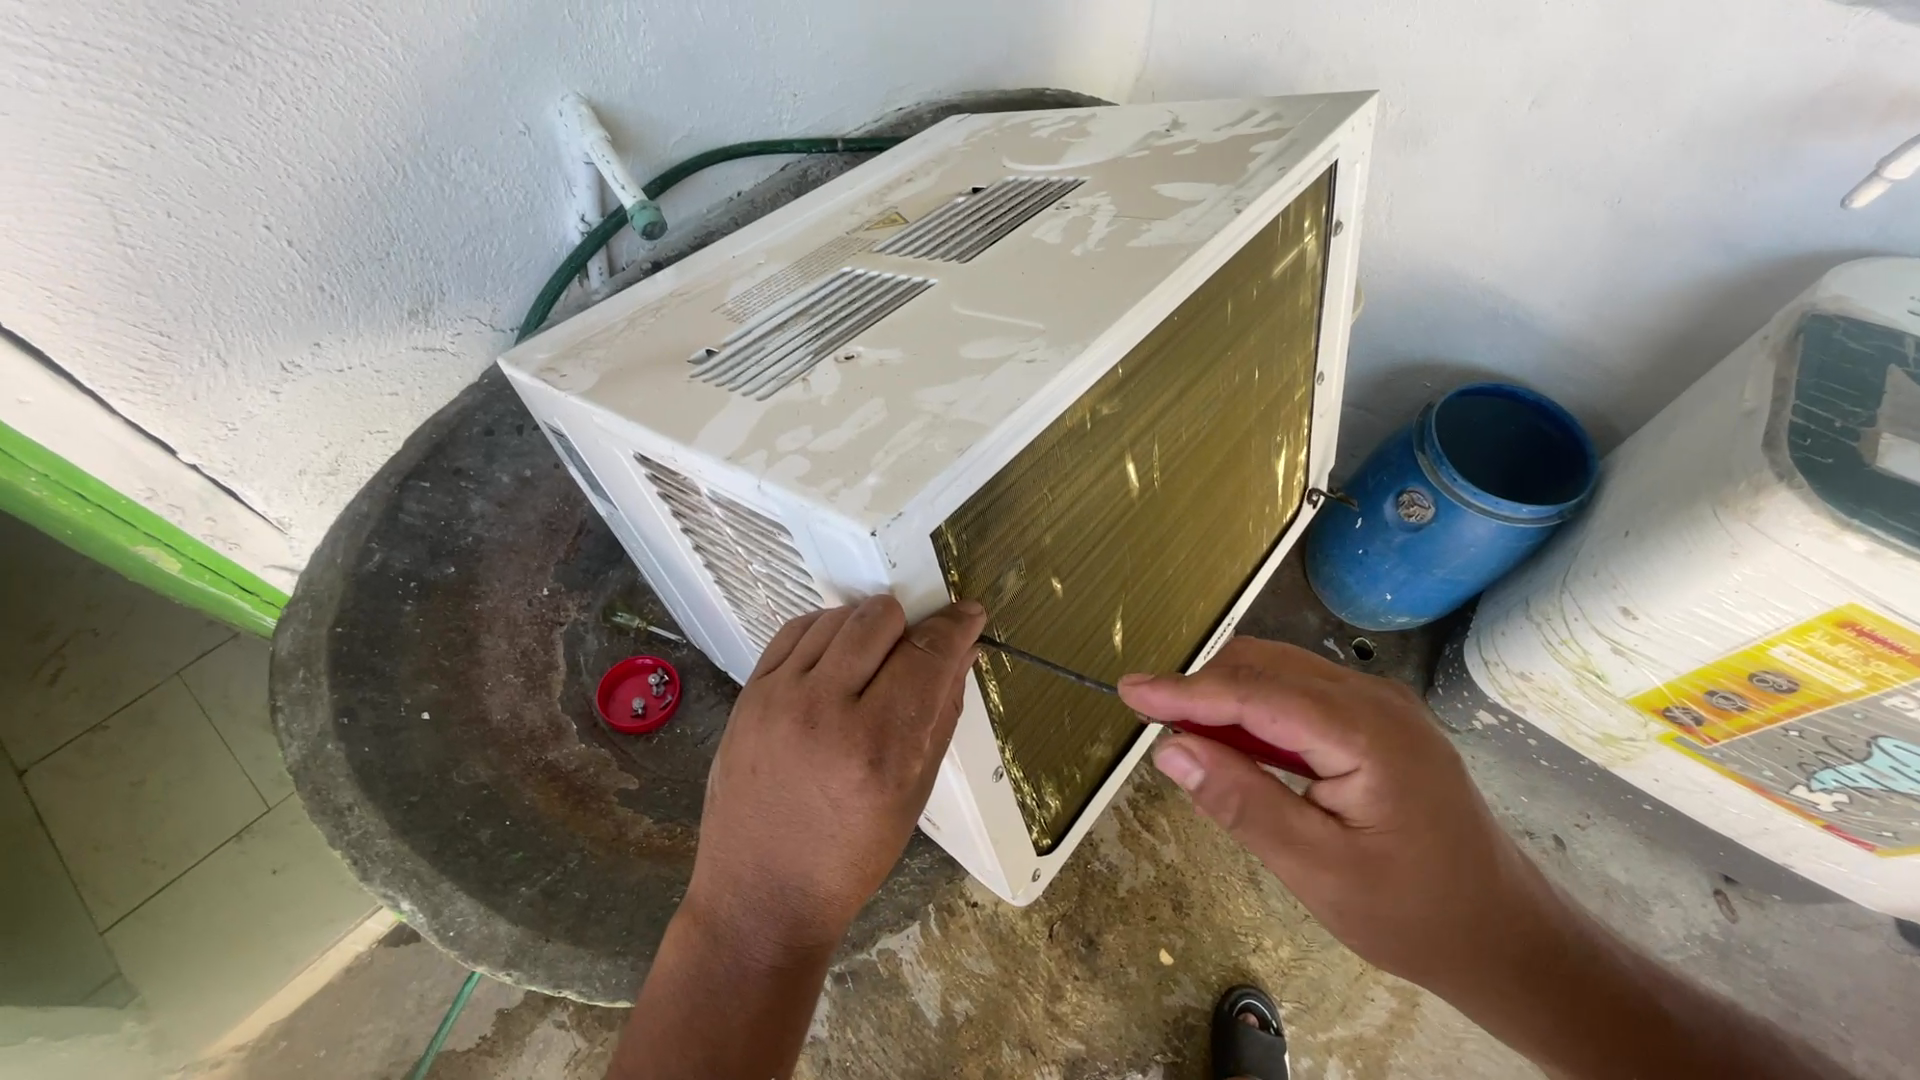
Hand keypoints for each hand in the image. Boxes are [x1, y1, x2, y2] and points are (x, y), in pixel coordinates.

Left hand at [683, 595, 985, 962]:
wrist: (761, 892)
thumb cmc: (850, 855)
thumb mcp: (914, 792)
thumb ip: (943, 711)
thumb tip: (963, 651)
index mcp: (879, 747)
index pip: (927, 653)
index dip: (955, 624)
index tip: (968, 613)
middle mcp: (826, 712)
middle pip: (880, 618)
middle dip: (908, 626)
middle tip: (911, 655)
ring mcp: (779, 699)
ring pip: (839, 616)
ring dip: (866, 629)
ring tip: (870, 666)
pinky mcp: (748, 694)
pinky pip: (796, 629)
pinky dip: (825, 634)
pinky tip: (834, 662)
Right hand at [1118, 637, 1561, 993]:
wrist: (1507, 938)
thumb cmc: (1413, 915)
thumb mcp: (1316, 870)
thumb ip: (1241, 801)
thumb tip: (1172, 750)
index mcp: (1367, 733)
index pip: (1255, 692)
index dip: (1185, 691)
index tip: (1128, 691)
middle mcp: (1377, 700)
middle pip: (1267, 666)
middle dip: (1203, 688)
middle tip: (1153, 722)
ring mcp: (1384, 706)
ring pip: (1283, 673)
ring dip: (1229, 696)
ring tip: (1187, 735)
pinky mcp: (1382, 722)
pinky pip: (1304, 694)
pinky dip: (1259, 709)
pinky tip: (1239, 743)